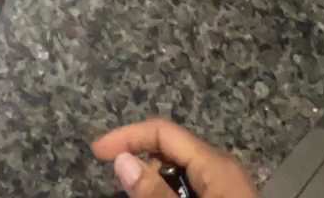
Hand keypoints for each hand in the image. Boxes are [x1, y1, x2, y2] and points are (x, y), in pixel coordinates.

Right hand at [92, 118, 256, 197]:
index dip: (127, 136)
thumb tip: (122, 160)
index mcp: (215, 165)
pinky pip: (191, 195)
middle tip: (120, 192)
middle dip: (141, 170)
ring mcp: (226, 192)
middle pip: (169, 155)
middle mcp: (221, 172)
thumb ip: (155, 194)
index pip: (162, 131)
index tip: (97, 154)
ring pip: (178, 179)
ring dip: (156, 190)